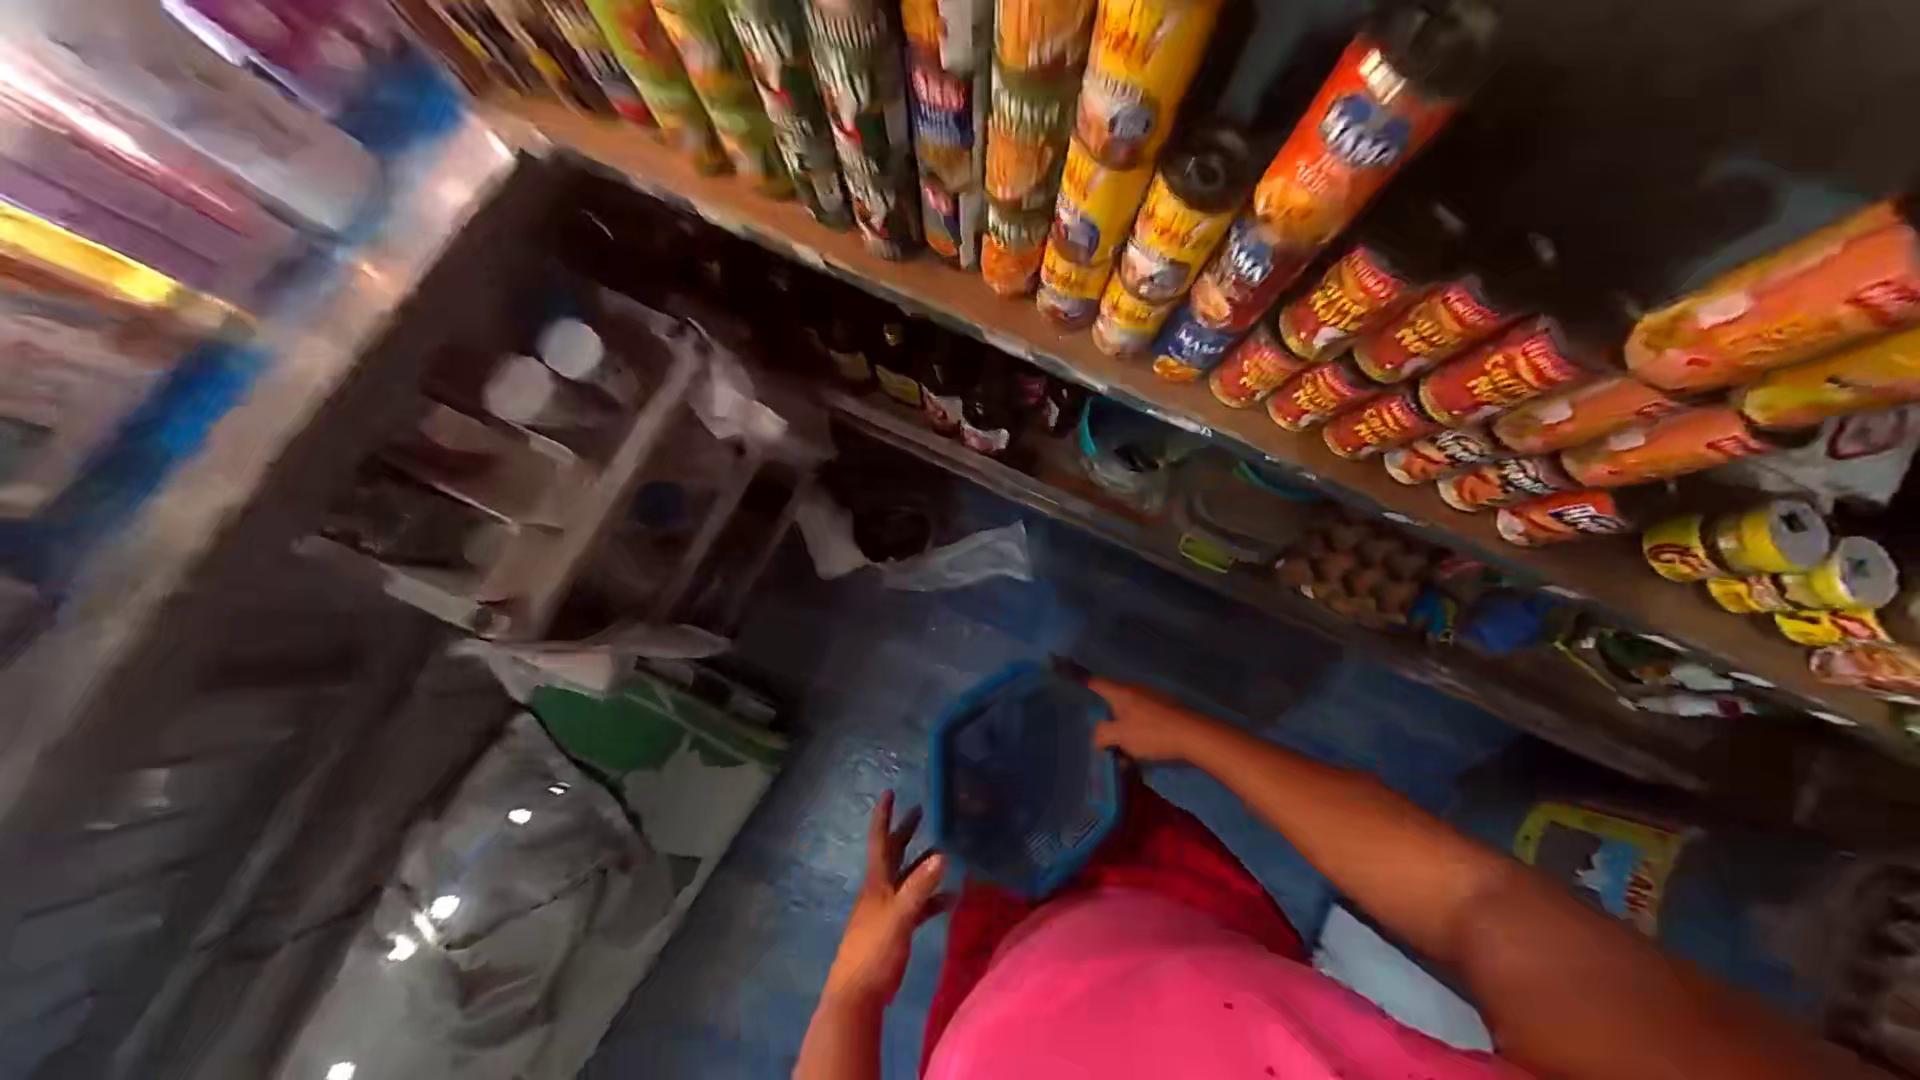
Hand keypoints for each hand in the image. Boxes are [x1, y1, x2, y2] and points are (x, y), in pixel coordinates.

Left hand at [822, 791, 948, 1007]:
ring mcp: (885, 910)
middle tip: (920, 811)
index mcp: (876, 882)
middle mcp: (879, 890)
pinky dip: (930, 899)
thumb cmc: (874, 950)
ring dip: (921, 865)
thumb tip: (942, 855)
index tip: (889, 792)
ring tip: (943, 852)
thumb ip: (921, 888)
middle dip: (905, 832)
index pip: (879, 840)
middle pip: (892, 854)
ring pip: (905, 879)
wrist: (857, 996)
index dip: (884, 816)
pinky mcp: (894, 930)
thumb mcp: (900, 916)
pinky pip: (915, 906)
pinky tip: (949, 900)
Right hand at [1090, 677, 1217, 762]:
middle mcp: (1136, 690)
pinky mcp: (1168, 709)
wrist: (1195, 735)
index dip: (1083, 681)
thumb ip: (1102, 735)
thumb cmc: (1153, 733)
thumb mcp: (1121, 736)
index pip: (1097, 683)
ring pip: (1131, 709)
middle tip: (1101, 730)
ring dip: (1125, 724)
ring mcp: (1154, 698)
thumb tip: (1096, 737)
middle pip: (1114, 698)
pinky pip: (1146, 716)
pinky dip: (1140, 728)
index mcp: (1121, 693)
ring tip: (1123, 746)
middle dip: (1107, 713)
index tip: (1072, 678)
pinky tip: (1144, 747)